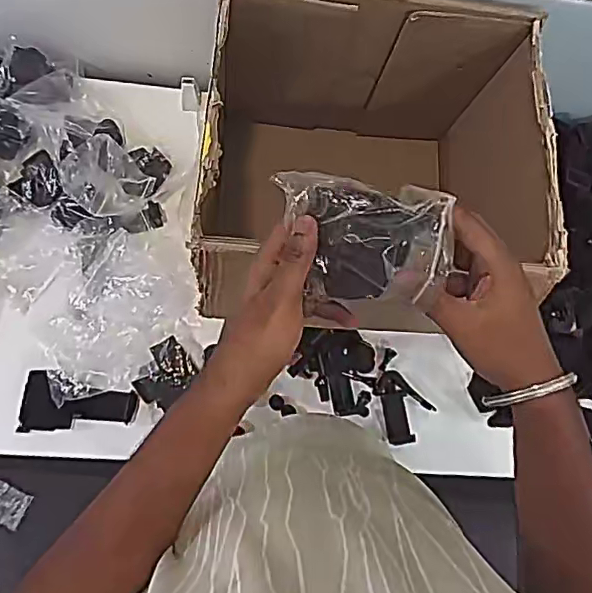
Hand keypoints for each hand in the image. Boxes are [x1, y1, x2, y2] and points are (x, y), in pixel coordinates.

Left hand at [202, 215, 350, 404]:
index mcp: (264, 272)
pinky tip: (340, 319)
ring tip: (352, 286)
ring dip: (326, 285)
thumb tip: (304, 224)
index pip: (282, 235)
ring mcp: (273, 306)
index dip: (300, 220)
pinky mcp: (280, 326)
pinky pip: (306, 310)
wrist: (240, 383)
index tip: (322, 209)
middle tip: (345, 243)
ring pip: (304, 285)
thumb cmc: (256, 343)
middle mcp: (266, 285)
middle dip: (320, 251)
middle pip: (295, 259)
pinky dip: (323, 311)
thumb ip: (296, 261)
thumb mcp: (282, 297)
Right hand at [426, 207, 562, 391]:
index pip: (468, 222)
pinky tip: (428, 287)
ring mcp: (496, 282)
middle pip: (465, 237)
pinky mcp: (491, 297)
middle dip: (437, 232)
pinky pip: (464, 278)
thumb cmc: (510, 352)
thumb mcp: (460, 323)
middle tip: (409, 226)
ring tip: (412, 257)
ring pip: (463, 259)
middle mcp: (500, 267)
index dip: (442, 210)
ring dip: (440, 258)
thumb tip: (403, 277)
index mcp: (499, 264)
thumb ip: (428, 296)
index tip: (417, 201)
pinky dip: (446, 280)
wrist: (530, 381)